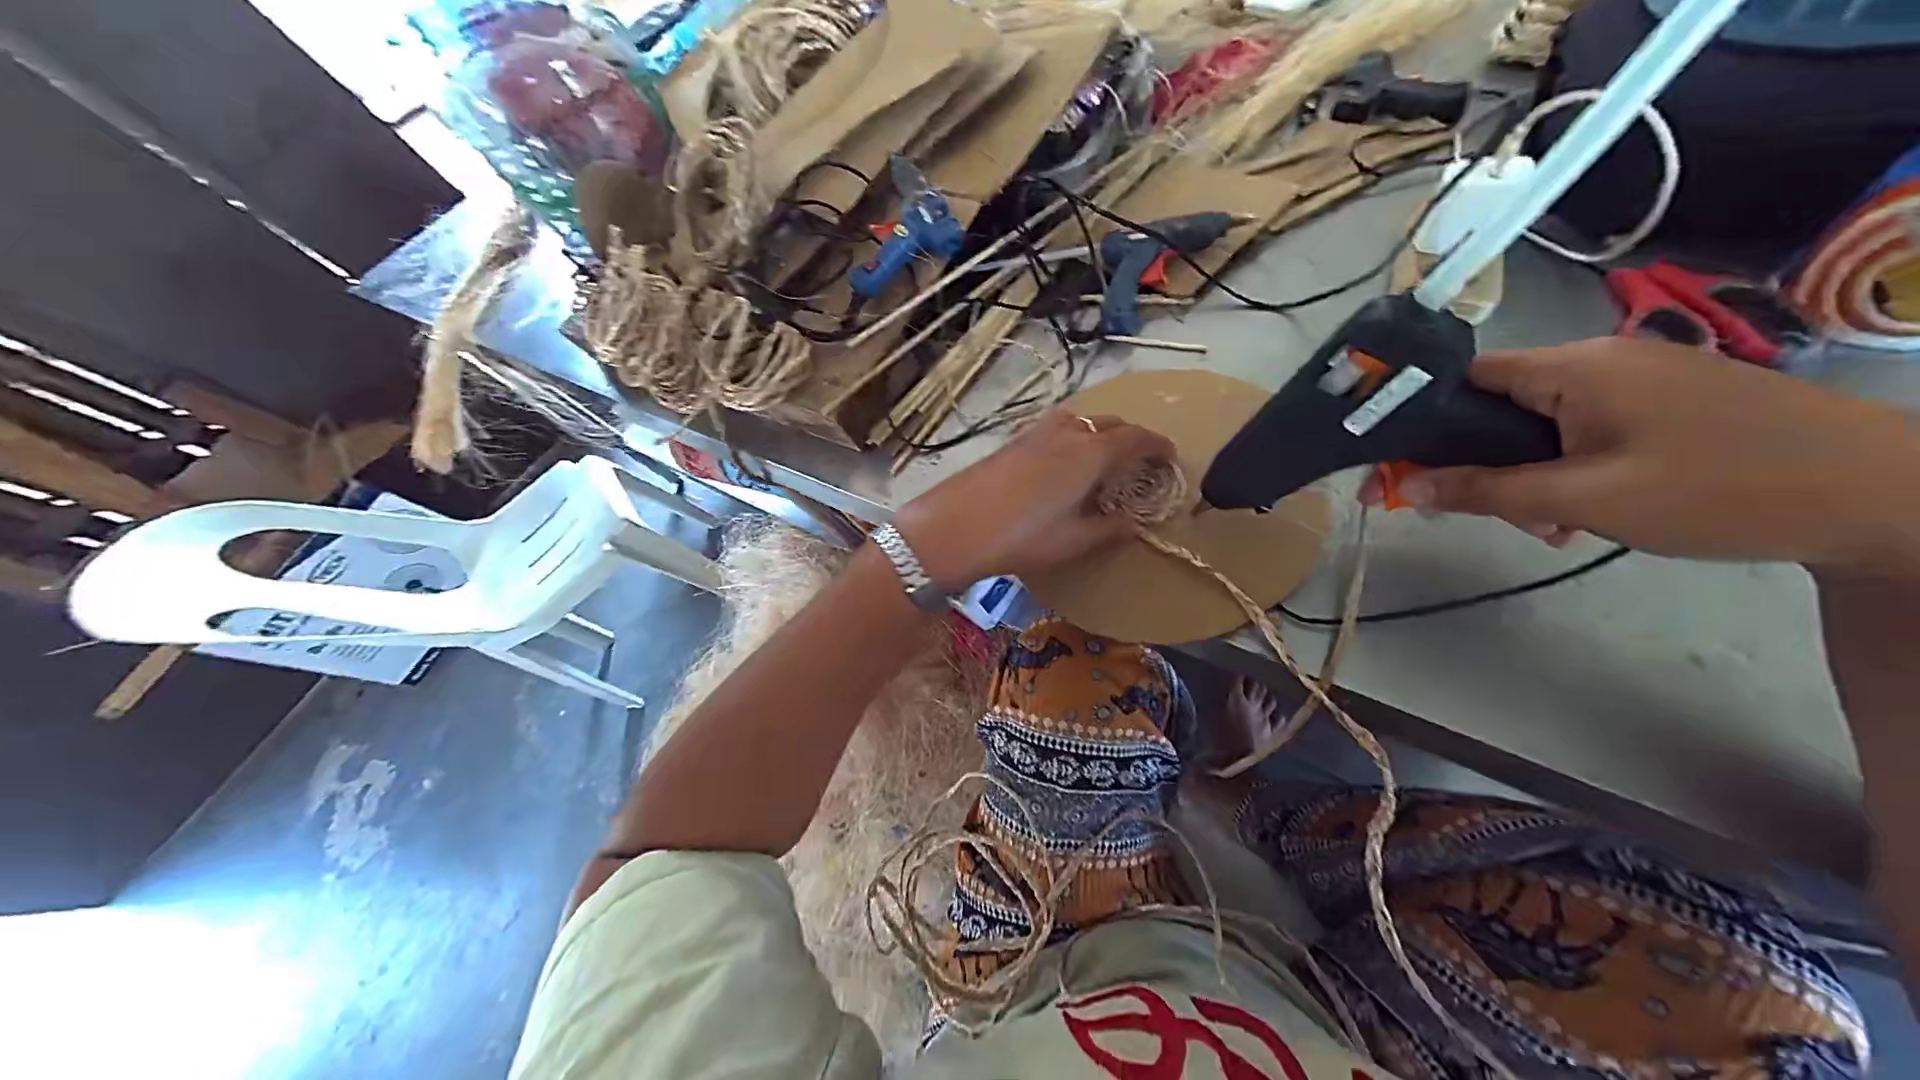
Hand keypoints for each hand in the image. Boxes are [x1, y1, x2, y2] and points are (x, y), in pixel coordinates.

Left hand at [891, 409, 1177, 588]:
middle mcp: (1067, 432)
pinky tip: (1061, 462)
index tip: (1170, 459)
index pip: (1138, 438)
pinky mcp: (1011, 440)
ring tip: (1102, 460)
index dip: (1159, 446)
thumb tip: (1135, 525)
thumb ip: (1110, 531)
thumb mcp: (1073, 541)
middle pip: (1110, 423)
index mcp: (1091, 453)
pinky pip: (1055, 428)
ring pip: (1080, 420)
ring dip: (1099, 433)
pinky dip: (1072, 437)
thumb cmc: (1021, 537)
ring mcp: (1035, 432)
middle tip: (1139, 463)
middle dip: (1132, 438)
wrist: (952, 528)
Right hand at [1365, 337, 1919, 572]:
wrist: (1887, 496)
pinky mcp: (1667, 401)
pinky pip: (1584, 429)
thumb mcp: (1586, 498)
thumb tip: (1403, 488)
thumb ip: (1486, 491)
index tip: (1395, 472)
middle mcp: (1600, 360)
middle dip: (1480, 462)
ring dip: (1526, 475)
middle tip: (1491, 515)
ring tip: (1554, 525)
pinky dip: (1566, 468)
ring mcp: (1639, 378)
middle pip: (1498, 406)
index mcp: (1575, 367)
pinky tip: (1588, 510)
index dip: (1419, 424)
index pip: (1463, 379)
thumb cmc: (1721, 489)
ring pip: (1540, 425)